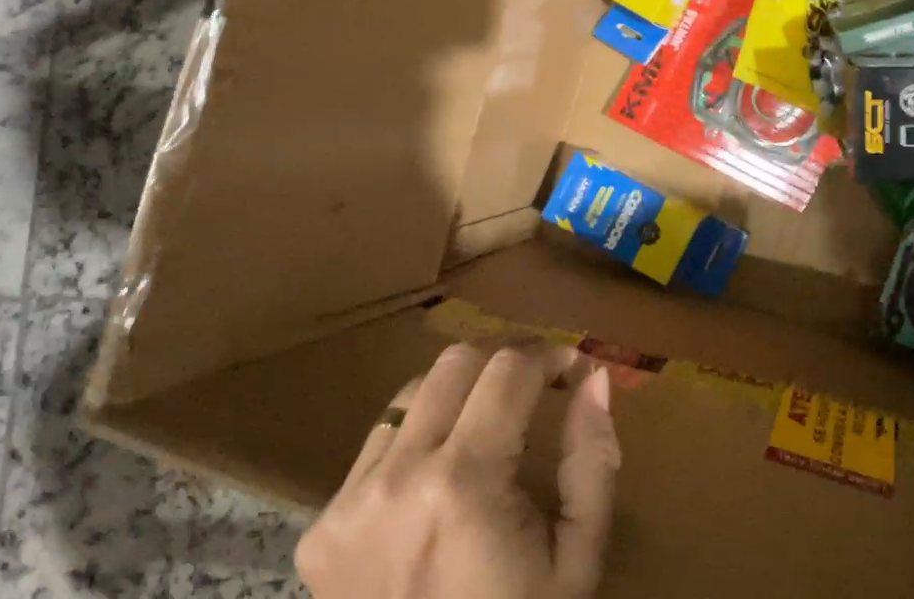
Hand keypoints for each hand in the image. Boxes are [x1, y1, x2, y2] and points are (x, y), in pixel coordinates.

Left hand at [297, 343, 619, 598]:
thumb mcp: (578, 558)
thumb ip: (593, 460)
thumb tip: (594, 379)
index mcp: (463, 484)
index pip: (509, 369)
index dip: (551, 354)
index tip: (575, 369)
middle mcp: (395, 478)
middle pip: (455, 361)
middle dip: (508, 355)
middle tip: (541, 379)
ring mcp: (346, 504)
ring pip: (411, 394)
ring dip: (462, 390)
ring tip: (495, 420)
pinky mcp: (319, 529)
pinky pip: (378, 445)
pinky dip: (421, 436)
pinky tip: (445, 470)